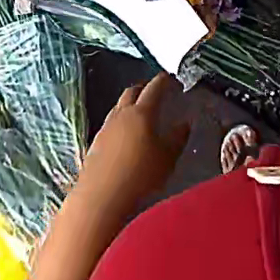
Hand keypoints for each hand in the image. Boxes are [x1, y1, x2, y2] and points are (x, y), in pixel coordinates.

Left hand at [73, 74, 188, 214]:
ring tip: (141, 112)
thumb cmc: (140, 176)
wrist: (100, 200)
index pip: (154, 88)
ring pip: (118, 107)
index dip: (164, 81)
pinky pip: (110, 124)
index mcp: (141, 112)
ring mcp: (105, 129)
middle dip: (145, 88)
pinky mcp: (94, 145)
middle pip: (132, 91)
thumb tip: (184, 123)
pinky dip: (120, 122)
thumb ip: (178, 137)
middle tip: (156, 92)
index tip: (172, 79)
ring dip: (130, 104)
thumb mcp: (167, 158)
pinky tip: (125, 136)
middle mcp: (121, 115)